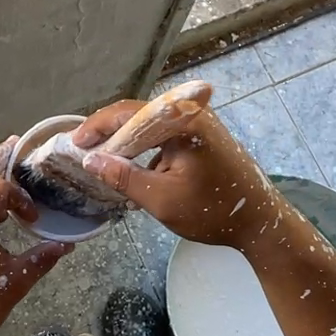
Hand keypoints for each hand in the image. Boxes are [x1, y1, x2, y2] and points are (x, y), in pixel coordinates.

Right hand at [72, 99, 287, 249]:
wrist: (260, 222)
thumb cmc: (212, 211)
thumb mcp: (160, 198)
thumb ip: (122, 176)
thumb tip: (90, 160)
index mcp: (181, 121)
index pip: (128, 113)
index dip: (97, 127)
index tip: (75, 143)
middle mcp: (191, 112)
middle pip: (138, 113)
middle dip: (109, 130)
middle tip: (84, 149)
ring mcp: (200, 122)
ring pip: (151, 123)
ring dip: (126, 138)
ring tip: (102, 156)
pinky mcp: (204, 134)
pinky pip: (165, 132)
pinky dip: (145, 144)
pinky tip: (132, 163)